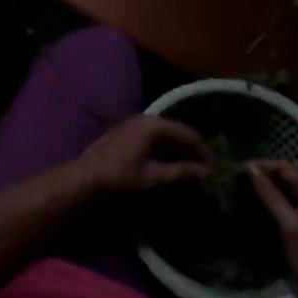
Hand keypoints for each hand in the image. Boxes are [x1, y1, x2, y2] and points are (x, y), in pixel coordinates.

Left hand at [71, 115, 211, 195]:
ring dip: (177, 152)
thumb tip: (206, 173)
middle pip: (177, 133)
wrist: (83, 179)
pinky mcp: (124, 134)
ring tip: (188, 171)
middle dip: (191, 152)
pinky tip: (167, 166)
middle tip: (203, 171)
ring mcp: (132, 124)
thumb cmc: (121, 178)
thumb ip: (182, 173)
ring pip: (164, 136)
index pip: (189, 134)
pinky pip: (152, 139)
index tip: (214, 170)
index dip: (203, 152)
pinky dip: (163, 151)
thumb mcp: (155, 178)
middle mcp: (145, 118)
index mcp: (154, 125)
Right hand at [246, 160, 297, 297]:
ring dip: (270, 190)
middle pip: (289, 179)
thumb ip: (271, 195)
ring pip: (291, 193)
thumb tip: (252, 169)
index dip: (263, 165)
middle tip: (240, 179)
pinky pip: (293, 206)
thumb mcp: (288, 223)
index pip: (287, 168)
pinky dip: (278, 203)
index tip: (240, 168)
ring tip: (246, 189)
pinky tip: (262, 207)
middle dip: (265, 176)